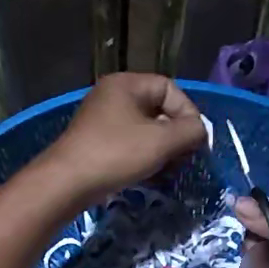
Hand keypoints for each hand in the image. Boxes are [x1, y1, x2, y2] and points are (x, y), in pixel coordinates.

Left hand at [42, 73, 207, 202]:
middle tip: (185, 158)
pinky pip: (131, 143)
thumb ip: (190, 131)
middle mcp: (114, 95)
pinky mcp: (98, 142)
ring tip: (169, 170)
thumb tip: (201, 131)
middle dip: (177, 134)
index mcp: (127, 84)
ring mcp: (103, 119)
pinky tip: (150, 176)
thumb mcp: (161, 141)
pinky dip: (145, 157)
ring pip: (146, 129)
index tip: (196, 140)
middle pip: (159, 109)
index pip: (171, 89)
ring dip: (163, 149)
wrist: (67, 183)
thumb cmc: (116, 154)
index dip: (189, 112)